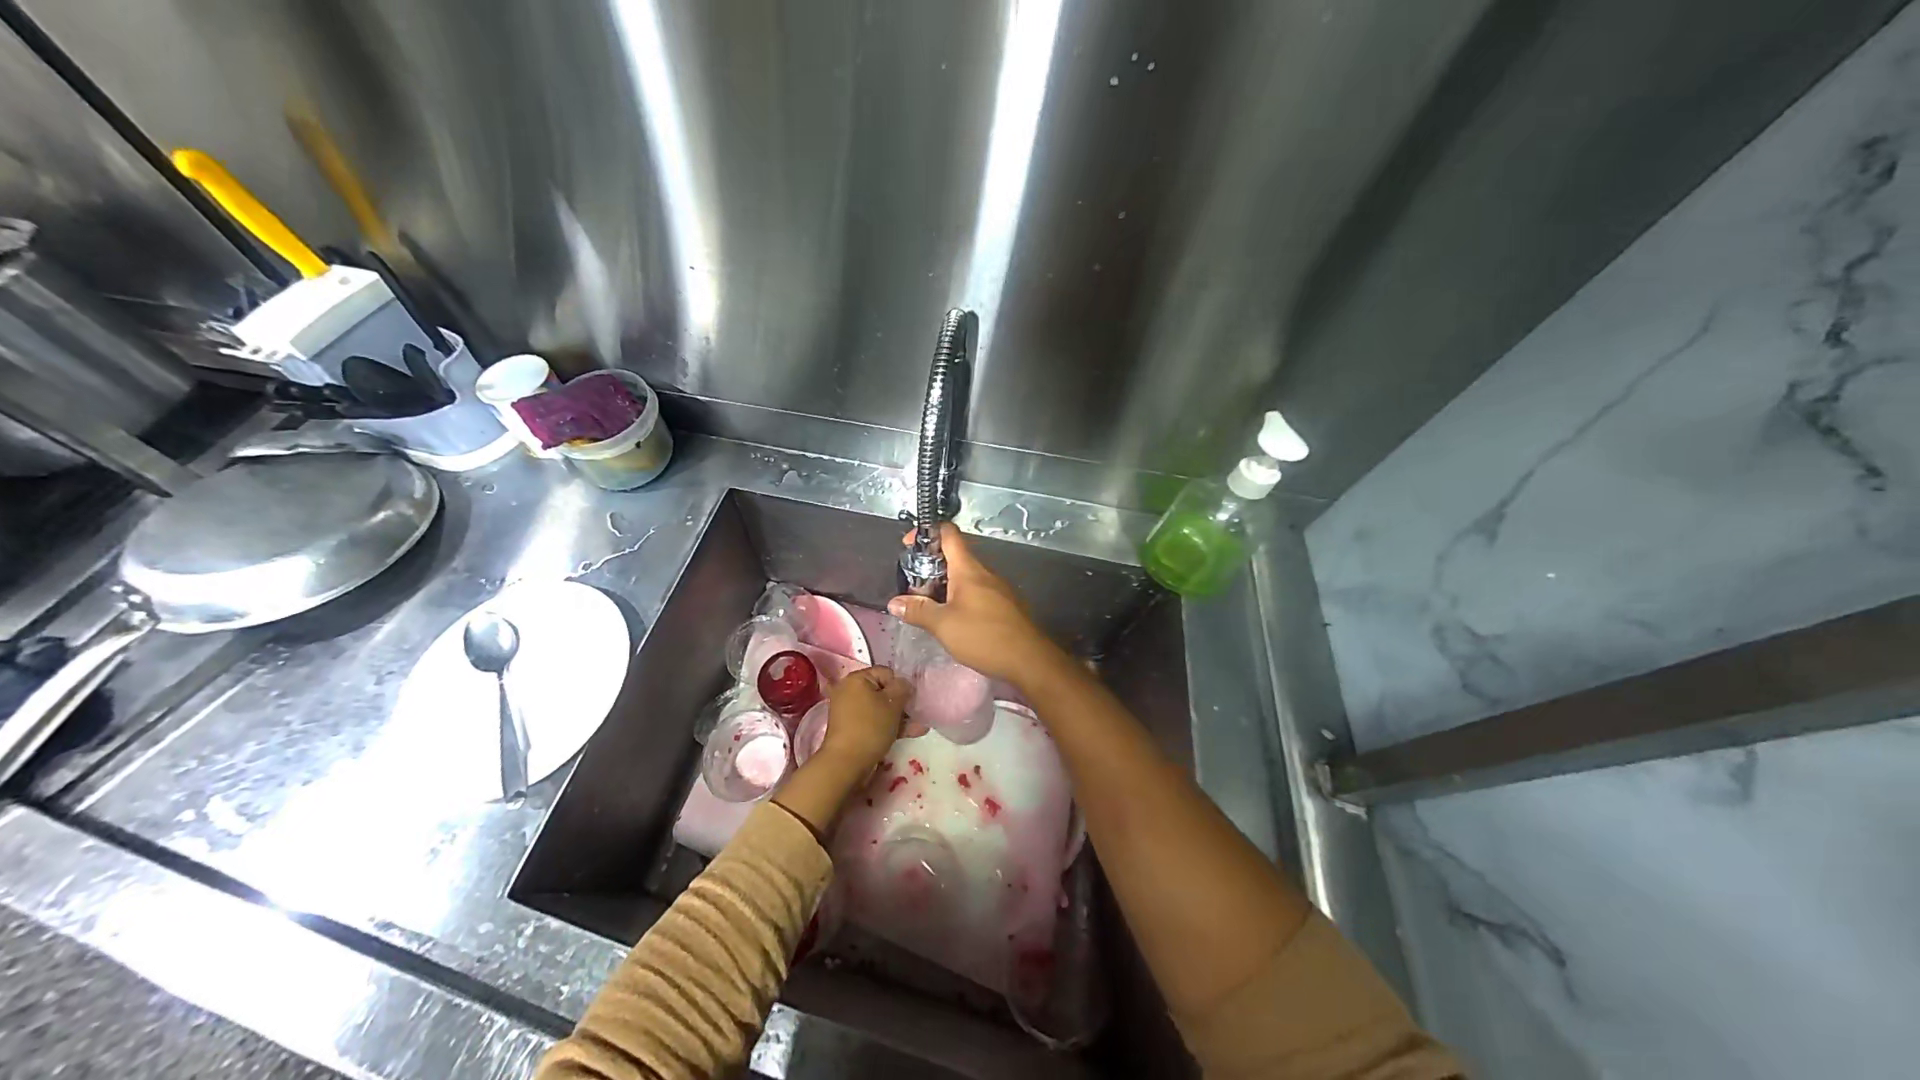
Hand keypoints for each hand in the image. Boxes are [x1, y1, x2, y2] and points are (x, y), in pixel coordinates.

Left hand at [817, 666, 912, 770]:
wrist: (847, 763)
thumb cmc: (870, 727)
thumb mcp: (892, 703)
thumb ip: (902, 688)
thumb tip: (904, 684)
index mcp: (856, 679)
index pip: (885, 673)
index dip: (900, 685)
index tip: (910, 699)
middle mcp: (850, 692)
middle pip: (883, 691)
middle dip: (902, 703)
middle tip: (917, 713)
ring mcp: (850, 712)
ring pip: (880, 709)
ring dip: (900, 716)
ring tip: (920, 726)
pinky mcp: (853, 729)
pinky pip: (875, 722)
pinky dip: (890, 726)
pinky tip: (912, 733)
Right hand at [888, 523, 1069, 688]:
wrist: (1030, 660)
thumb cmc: (984, 636)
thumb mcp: (943, 625)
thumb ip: (918, 611)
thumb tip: (894, 603)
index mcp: (968, 569)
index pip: (949, 534)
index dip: (926, 533)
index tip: (908, 546)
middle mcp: (985, 573)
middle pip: (955, 557)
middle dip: (930, 567)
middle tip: (913, 588)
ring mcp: (998, 589)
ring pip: (966, 577)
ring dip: (945, 586)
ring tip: (929, 606)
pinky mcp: (1005, 606)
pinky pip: (978, 592)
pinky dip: (960, 598)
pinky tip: (954, 620)